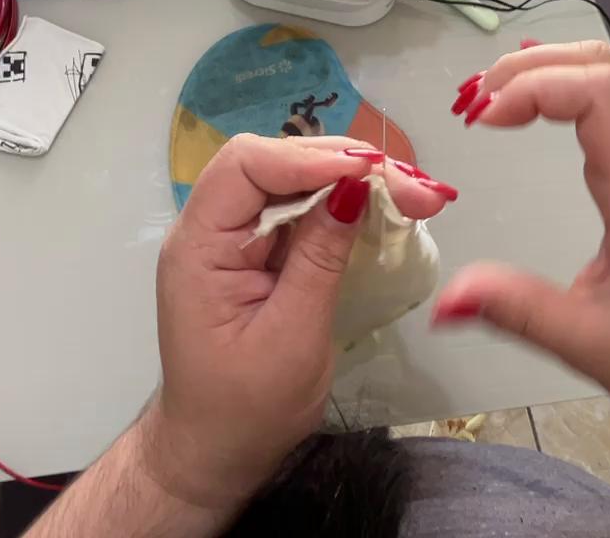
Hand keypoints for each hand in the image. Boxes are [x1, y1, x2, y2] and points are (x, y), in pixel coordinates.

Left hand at [143, 134, 453, 512]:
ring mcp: (233, 234)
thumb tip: (356, 189)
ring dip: (349, 177)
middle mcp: (210, 226)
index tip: (369, 172)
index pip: (244, 165)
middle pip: (272, 161)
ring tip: (408, 190)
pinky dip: (341, 200)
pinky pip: (298, 206)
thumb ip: (320, 258)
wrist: (215, 451)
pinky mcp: (257, 247)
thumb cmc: (246, 409)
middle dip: (341, 162)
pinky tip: (379, 205)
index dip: (306, 158)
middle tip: (410, 185)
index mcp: (198, 244)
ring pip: (291, 177)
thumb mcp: (292, 337)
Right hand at [437, 41, 609, 436]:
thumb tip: (445, 299)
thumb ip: (519, 311)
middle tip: (472, 103)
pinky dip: (560, 85)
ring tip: (488, 101)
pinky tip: (528, 100)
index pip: (600, 93)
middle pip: (602, 67)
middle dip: (528, 68)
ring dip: (543, 71)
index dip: (535, 86)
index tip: (483, 120)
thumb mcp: (594, 346)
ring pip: (608, 74)